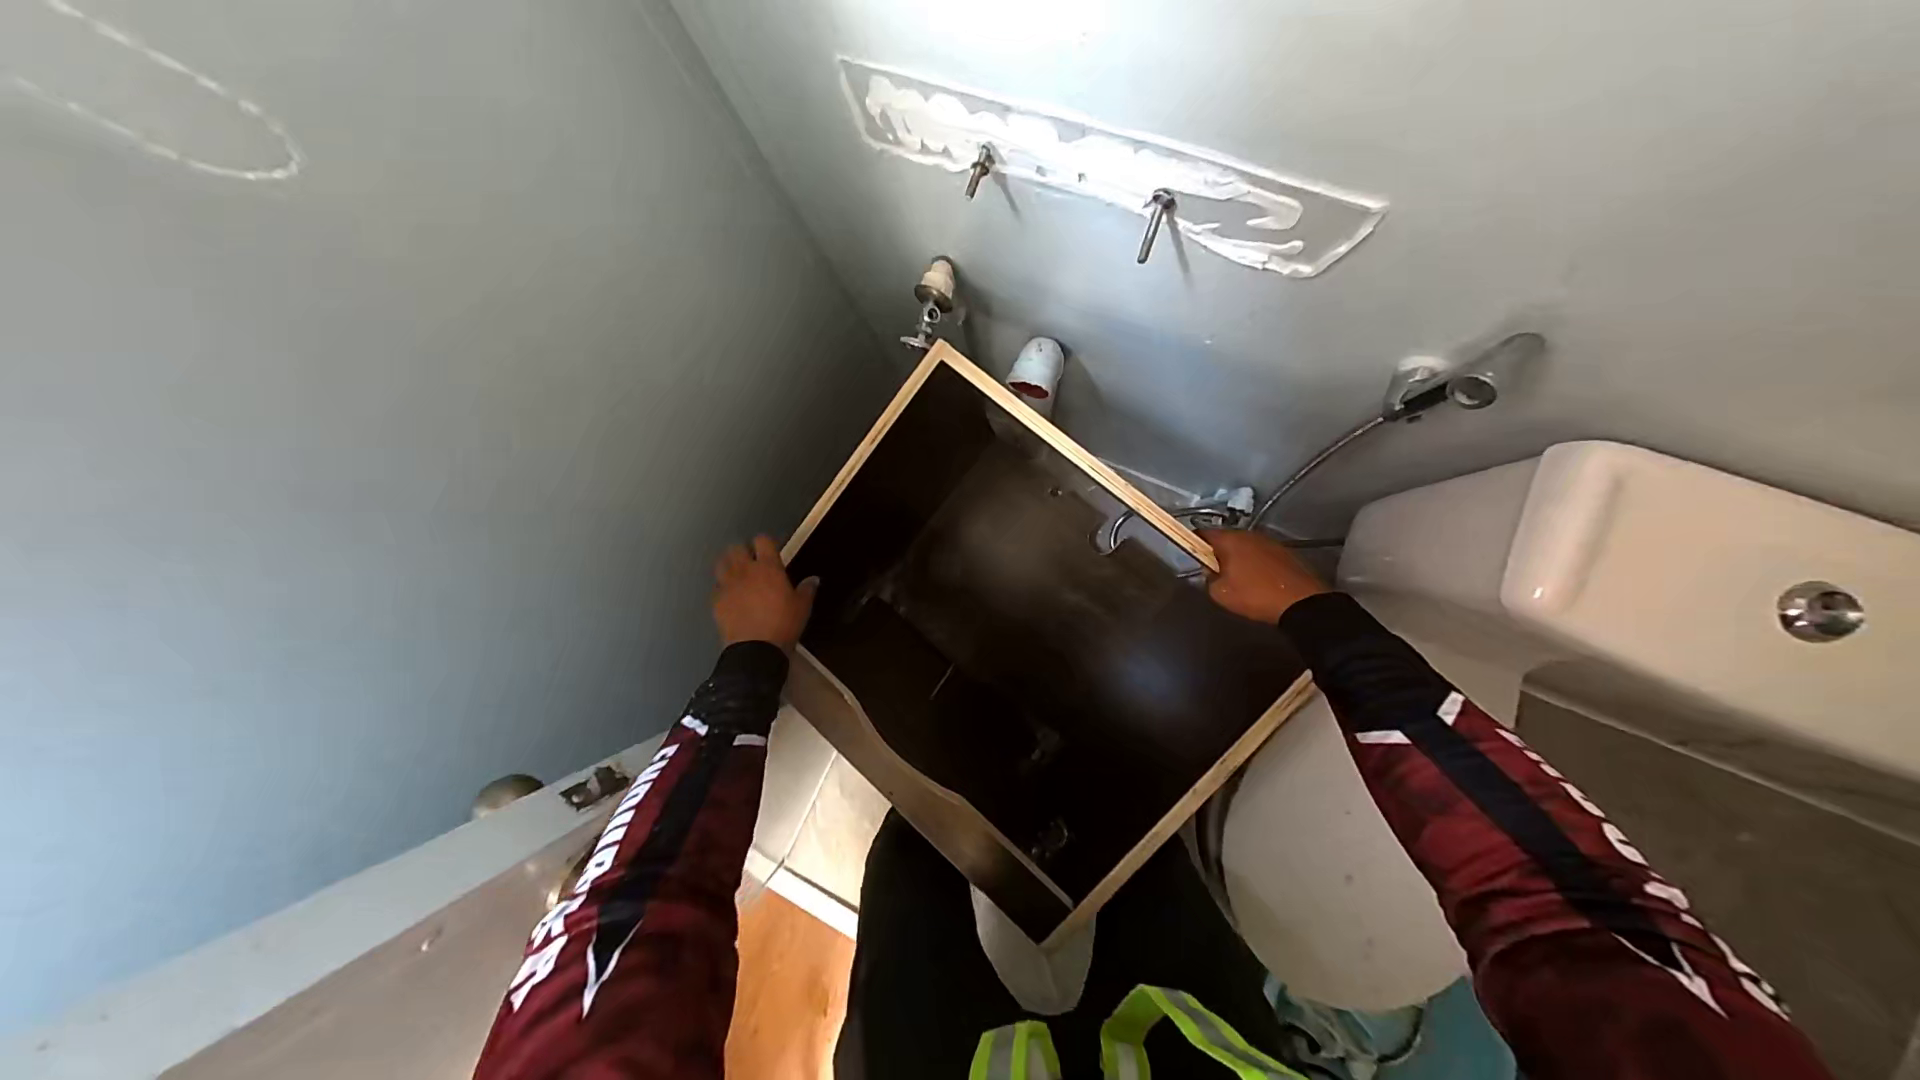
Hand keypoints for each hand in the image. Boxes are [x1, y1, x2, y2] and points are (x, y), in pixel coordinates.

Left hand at [712, 535, 817, 649]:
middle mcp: (745, 571)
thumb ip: (807, 590)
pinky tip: (730, 597)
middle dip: (743, 551)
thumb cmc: (783, 624)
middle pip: (736, 548)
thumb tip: (813, 579)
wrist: (755, 649)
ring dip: (729, 565)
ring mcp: (727, 585)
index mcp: (768, 568)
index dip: (766, 543)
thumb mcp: (802, 607)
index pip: (762, 541)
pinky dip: (722, 588)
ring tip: (737, 574)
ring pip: (722, 563)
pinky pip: (717, 587)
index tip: (771, 550)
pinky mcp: (716, 601)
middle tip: (752, 561)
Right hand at [1197, 528, 1329, 623]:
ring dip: (1237, 557)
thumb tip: (1210, 572)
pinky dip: (1255, 563)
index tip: (1192, 557)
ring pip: (1244, 546)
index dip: (1193, 544)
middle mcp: (1249, 534)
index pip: (1202, 533)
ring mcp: (1269, 541)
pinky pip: (1260, 554)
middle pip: (1225, 539)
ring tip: (1237, 578)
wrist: (1301, 603)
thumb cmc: (1254, 595)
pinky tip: (1256, 580)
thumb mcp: (1219, 593)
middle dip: (1217, 553)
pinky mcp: (1284, 552)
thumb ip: (1208, 578)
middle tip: (1214, 572)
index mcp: (1229, 540)